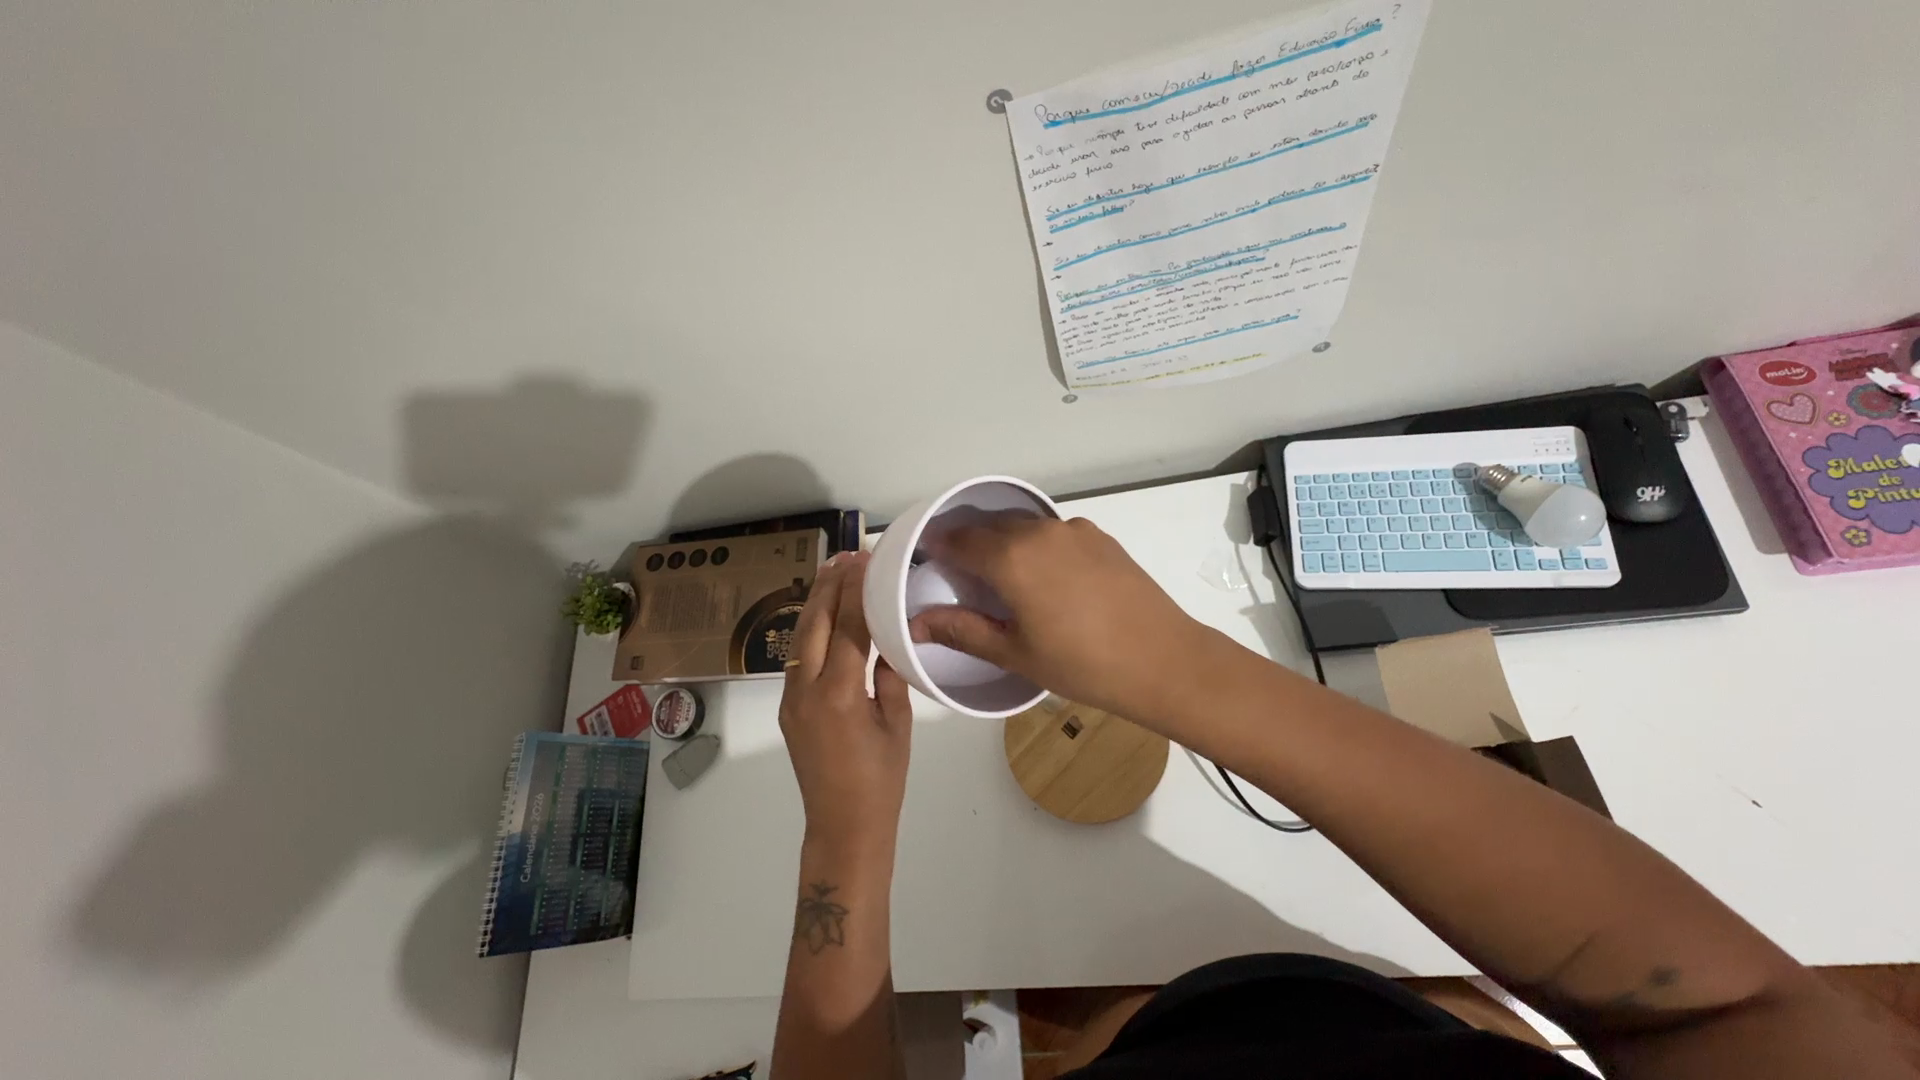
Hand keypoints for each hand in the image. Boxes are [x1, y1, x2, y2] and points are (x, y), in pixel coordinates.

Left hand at [779, 551, 913, 856]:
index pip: (849, 627)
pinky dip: (810, 628)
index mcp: (841, 693)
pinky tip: (822, 614)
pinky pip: (797, 657)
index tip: (866, 559)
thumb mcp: (898, 724)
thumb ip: (890, 677)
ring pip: (799, 637)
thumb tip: (887, 640)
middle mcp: (808, 689)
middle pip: (815, 623)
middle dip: (830, 585)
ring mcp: (791, 698)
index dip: (857, 590)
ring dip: (816, 602)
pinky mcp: (787, 707)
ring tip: (830, 571)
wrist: (843, 825)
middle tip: (846, 554)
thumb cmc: (881, 780)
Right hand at [908, 516, 1214, 727]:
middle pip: (990, 527)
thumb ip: (962, 630)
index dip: (938, 547)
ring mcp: (1074, 531)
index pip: (959, 540)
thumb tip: (915, 623)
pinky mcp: (1100, 538)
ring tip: (999, 574)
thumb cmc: (1082, 665)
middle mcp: (1039, 532)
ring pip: (1023, 526)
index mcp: (1011, 558)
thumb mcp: (1015, 654)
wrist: (1163, 660)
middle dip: (969, 542)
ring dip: (1003, 541)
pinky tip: (1043, 577)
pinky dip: (1036, 545)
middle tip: (958, 571)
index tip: (926, 559)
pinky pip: (1053, 533)